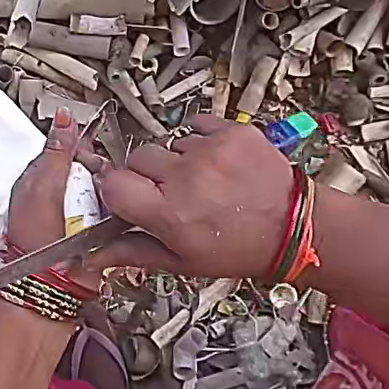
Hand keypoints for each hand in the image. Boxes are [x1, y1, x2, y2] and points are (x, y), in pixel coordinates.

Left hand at [4, 110, 103, 292]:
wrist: (52, 285)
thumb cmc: (35, 243)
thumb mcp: (43, 188)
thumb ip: (57, 153)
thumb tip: (63, 119)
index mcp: (38, 179)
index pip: (65, 147)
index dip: (81, 145)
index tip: (91, 150)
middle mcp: (58, 194)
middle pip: (88, 167)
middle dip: (99, 170)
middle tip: (95, 184)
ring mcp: (77, 212)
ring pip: (104, 187)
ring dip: (109, 191)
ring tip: (103, 203)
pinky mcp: (95, 228)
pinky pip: (113, 209)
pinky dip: (117, 209)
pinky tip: (114, 214)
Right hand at [90, 114, 294, 277]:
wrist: (297, 228)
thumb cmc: (241, 249)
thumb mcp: (182, 261)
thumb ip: (132, 252)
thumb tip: (91, 255)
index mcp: (169, 214)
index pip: (113, 183)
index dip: (118, 188)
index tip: (128, 194)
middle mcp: (187, 178)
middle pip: (138, 157)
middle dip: (148, 174)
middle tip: (172, 192)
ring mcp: (211, 151)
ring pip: (169, 143)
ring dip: (179, 160)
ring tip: (204, 182)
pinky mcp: (231, 132)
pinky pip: (197, 126)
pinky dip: (203, 142)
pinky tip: (218, 164)